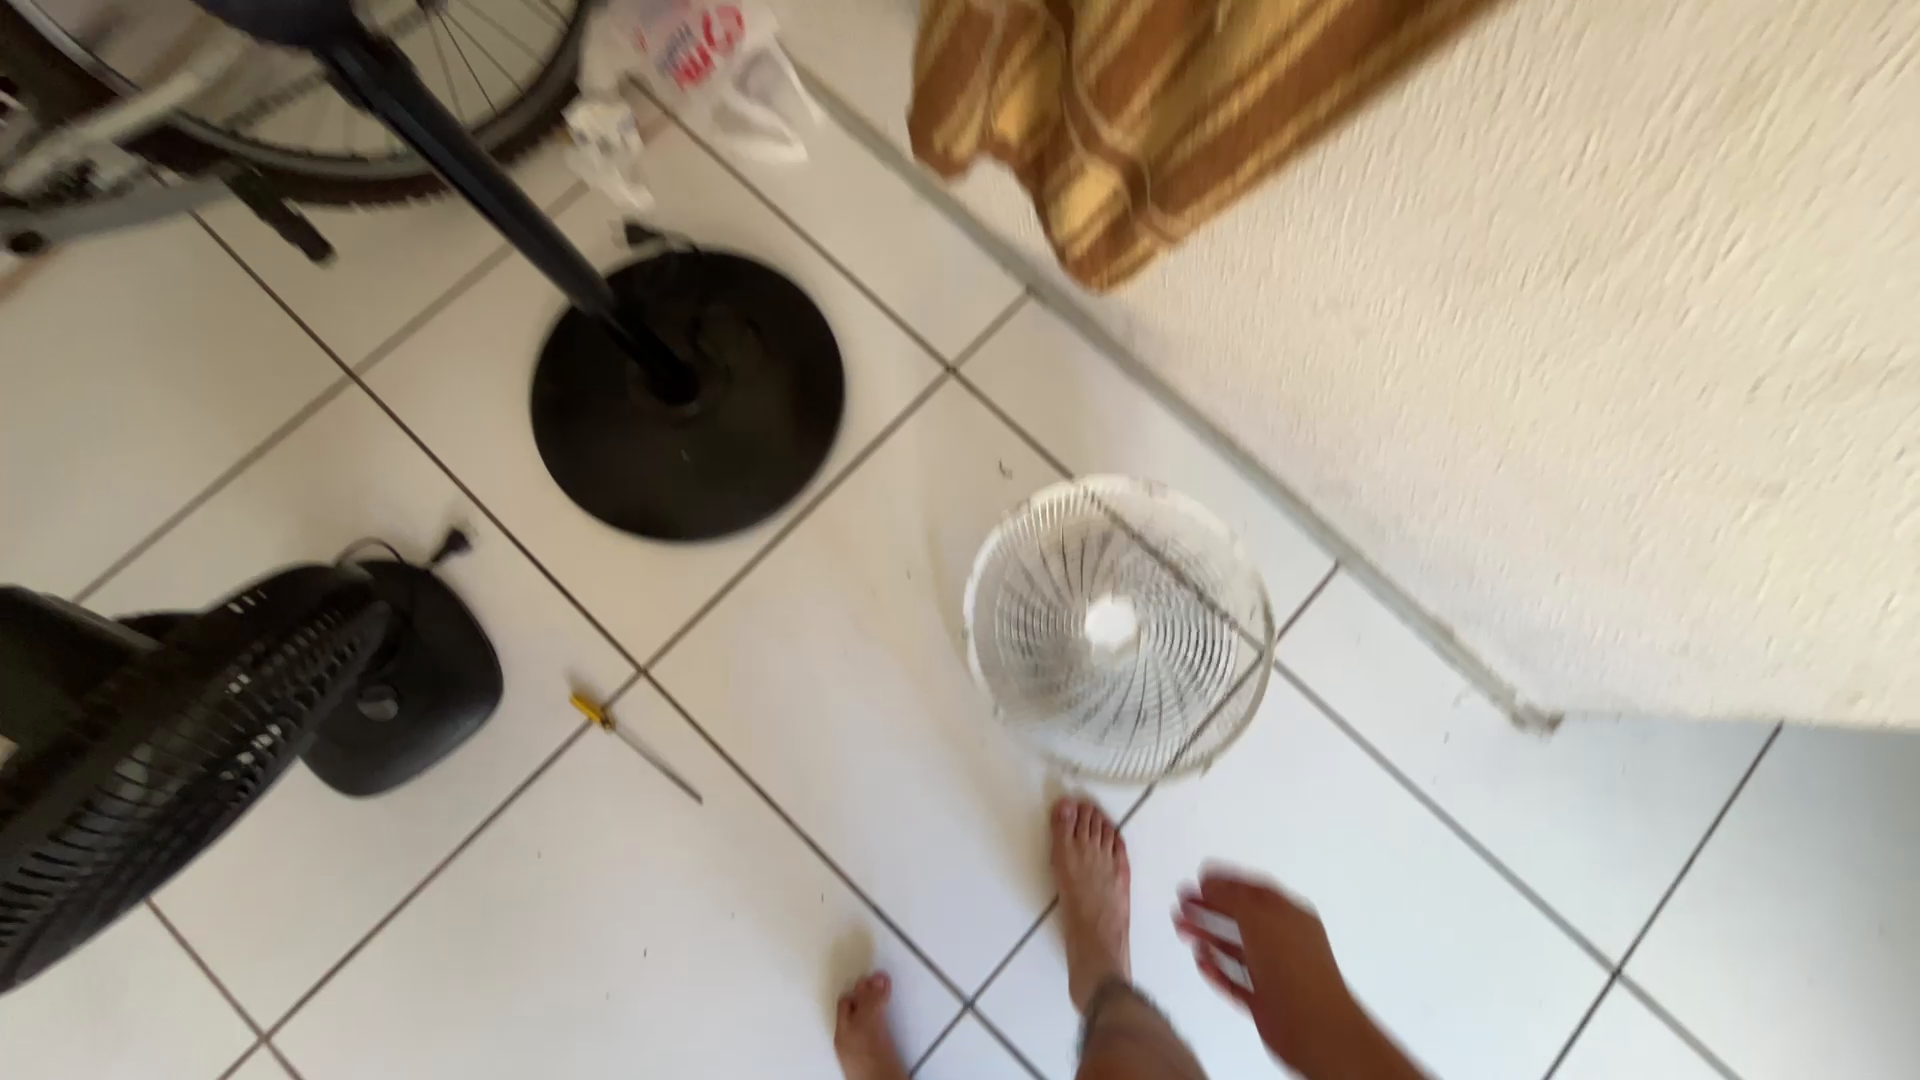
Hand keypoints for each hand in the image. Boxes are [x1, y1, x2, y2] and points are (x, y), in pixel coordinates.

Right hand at [1175, 868, 1425, 1079]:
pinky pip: (1234, 978)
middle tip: (1183, 901)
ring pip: (1233, 947)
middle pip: (1239, 917)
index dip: (1225, 880)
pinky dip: (1215, 968)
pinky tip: (1200, 959)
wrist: (1314, 1028)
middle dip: (1209, 907)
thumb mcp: (1256, 916)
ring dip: (1206, 935)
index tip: (1200, 876)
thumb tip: (1207, 881)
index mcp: (1289, 914)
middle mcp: (1282, 939)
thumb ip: (1229, 896)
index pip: (1253, 889)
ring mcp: (1273, 971)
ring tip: (1181, 927)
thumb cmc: (1291, 964)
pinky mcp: (1263, 999)